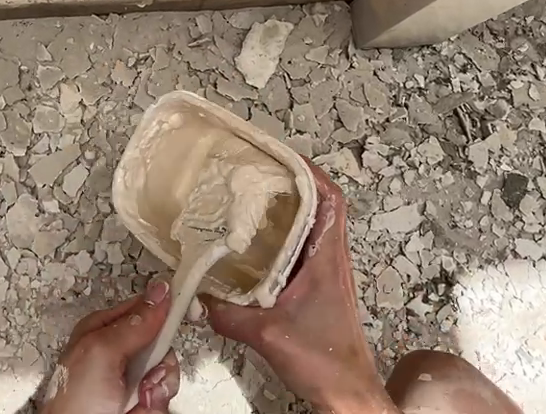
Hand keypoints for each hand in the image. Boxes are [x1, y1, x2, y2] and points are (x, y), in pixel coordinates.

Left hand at [41, 280, 180, 413]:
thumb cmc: (75, 405)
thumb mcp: (102, 353)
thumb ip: (133, 323)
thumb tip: (159, 291)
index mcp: (105, 329)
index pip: (144, 307)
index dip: (165, 309)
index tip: (182, 309)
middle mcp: (120, 353)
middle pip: (162, 342)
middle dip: (161, 361)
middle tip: (148, 375)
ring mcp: (131, 380)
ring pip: (166, 372)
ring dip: (159, 387)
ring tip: (140, 400)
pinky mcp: (141, 403)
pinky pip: (164, 397)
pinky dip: (156, 406)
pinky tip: (140, 411)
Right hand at [199, 165, 395, 413]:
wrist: (348, 394)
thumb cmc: (325, 362)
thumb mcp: (269, 335)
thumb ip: (229, 315)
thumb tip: (197, 297)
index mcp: (327, 256)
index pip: (330, 198)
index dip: (310, 171)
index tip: (282, 155)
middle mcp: (331, 257)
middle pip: (321, 202)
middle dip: (294, 180)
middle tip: (261, 169)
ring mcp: (327, 271)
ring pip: (314, 222)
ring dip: (291, 205)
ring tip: (256, 194)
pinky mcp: (320, 285)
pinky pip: (304, 245)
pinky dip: (285, 233)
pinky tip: (259, 240)